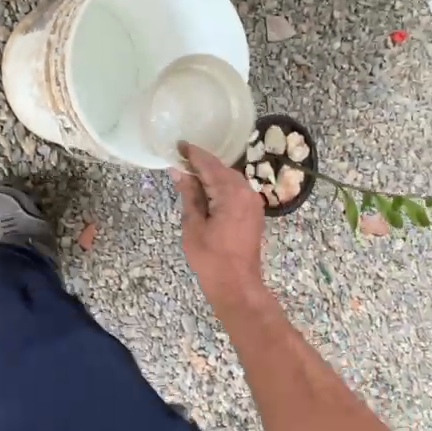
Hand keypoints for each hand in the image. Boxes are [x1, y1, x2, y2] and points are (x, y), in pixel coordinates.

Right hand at [169, 141, 267, 307]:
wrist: (237, 285)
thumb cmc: (210, 258)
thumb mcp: (193, 225)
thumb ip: (189, 195)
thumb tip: (179, 172)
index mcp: (231, 192)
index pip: (209, 164)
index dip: (192, 154)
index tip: (178, 144)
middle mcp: (246, 191)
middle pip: (221, 169)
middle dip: (201, 164)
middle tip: (179, 160)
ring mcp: (253, 202)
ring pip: (229, 179)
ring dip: (211, 175)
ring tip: (189, 175)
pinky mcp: (253, 212)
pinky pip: (236, 190)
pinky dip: (220, 187)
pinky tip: (206, 191)